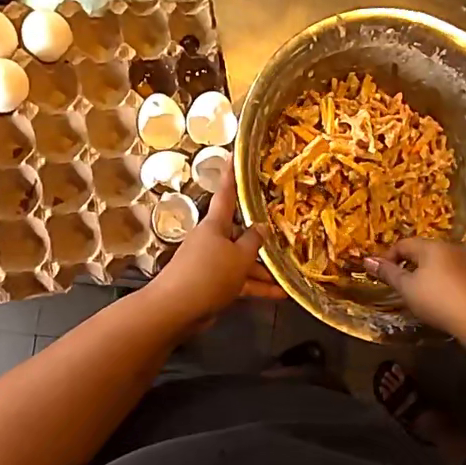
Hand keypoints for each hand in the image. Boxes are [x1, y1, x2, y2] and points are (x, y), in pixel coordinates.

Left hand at [143, 177, 283, 329]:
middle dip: (261, 238)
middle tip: (285, 231)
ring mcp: (211, 262)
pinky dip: (257, 286)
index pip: (226, 194)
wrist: (177, 309)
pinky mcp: (212, 284)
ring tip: (289, 273)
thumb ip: (254, 241)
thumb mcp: (239, 257)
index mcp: (215, 225)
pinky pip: (239, 280)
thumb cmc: (209, 275)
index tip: (234, 155)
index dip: (232, 175)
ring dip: (263, 269)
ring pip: (241, 260)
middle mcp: (212, 239)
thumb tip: (261, 226)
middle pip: (239, 233)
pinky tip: (279, 294)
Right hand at [365, 238, 465, 338]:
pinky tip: (436, 300)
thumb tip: (368, 260)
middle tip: (395, 283)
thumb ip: (387, 273)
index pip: (403, 244)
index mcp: (430, 247)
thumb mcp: (407, 288)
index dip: (387, 257)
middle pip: (420, 251)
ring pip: (435, 263)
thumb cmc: (438, 300)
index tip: (379, 274)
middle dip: (405, 265)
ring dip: (421, 274)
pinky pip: (448, 274)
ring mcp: (463, 263)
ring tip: (414, 293)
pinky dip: (437, 283)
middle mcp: (448, 249)